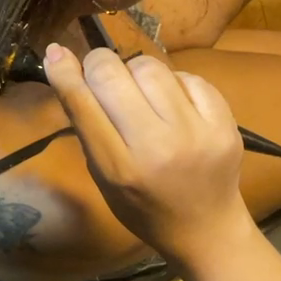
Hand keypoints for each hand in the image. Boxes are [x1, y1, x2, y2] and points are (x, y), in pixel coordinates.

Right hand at [43, 43, 258, 269]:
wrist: (205, 228)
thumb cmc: (142, 207)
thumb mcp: (103, 178)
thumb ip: (88, 130)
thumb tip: (65, 70)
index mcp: (119, 168)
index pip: (83, 105)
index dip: (64, 73)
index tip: (56, 52)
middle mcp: (156, 147)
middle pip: (113, 75)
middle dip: (98, 65)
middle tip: (98, 72)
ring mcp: (195, 133)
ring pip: (150, 67)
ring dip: (135, 71)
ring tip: (138, 90)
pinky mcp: (224, 123)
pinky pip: (187, 76)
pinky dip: (172, 82)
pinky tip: (171, 102)